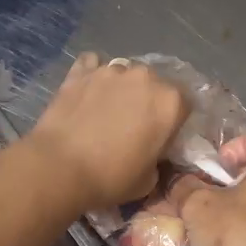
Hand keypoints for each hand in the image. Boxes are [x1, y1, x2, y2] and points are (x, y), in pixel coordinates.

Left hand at [26, 53, 187, 208]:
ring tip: (104, 111)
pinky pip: (92, 64)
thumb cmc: (110, 178)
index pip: (185, 103)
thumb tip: (150, 152)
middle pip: (155, 84)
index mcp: (170, 102)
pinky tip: (86, 92)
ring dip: (120, 89)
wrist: (59, 168)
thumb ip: (158, 158)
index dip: (174, 121)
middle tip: (132, 126)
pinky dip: (92, 75)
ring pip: (124, 74)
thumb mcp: (149, 180)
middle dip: (148, 101)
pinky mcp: (80, 71)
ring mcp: (111, 70)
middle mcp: (145, 77)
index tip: (161, 137)